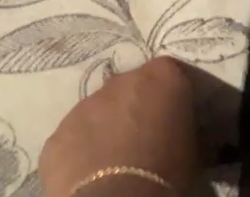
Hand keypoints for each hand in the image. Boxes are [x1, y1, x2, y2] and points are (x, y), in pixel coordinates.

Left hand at [40, 57, 199, 196]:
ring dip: (104, 129)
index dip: (167, 97)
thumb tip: (182, 133)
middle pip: (129, 88)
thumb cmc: (167, 170)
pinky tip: (88, 176)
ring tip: (112, 161)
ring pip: (97, 112)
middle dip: (133, 108)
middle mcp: (121, 80)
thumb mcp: (193, 144)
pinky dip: (79, 153)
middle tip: (141, 140)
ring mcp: (84, 106)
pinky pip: (71, 141)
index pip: (168, 74)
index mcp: (161, 75)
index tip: (170, 118)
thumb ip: (184, 125)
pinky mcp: (56, 137)